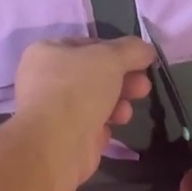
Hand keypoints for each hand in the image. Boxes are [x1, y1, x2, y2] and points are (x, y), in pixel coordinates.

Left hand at [12, 37, 153, 184]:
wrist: (55, 145)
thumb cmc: (77, 89)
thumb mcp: (110, 58)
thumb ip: (132, 50)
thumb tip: (146, 50)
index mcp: (46, 52)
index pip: (87, 45)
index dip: (116, 51)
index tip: (141, 61)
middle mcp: (45, 79)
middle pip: (93, 75)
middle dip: (123, 80)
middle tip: (144, 88)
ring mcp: (52, 110)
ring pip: (93, 101)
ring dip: (117, 104)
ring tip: (126, 113)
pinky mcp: (62, 138)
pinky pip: (90, 126)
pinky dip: (103, 127)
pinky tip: (110, 130)